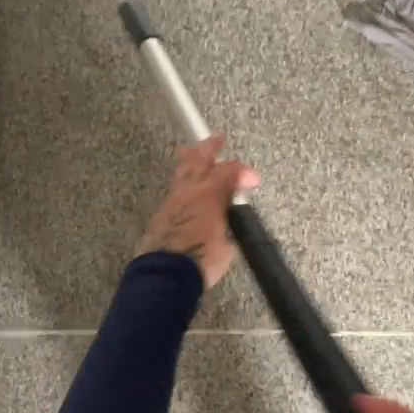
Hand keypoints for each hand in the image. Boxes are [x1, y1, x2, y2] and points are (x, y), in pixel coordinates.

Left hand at [136, 134, 259, 288]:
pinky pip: (174, 192)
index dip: (242, 172)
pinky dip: (183, 186)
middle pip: (197, 160)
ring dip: (191, 162)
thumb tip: (226, 228)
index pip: (228, 172)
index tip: (253, 179)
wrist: (166, 274)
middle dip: (209, 147)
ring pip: (181, 173)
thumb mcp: (226, 245)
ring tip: (194, 154)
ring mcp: (171, 202)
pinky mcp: (160, 216)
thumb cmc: (201, 259)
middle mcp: (188, 192)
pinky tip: (187, 191)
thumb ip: (227, 229)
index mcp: (209, 195)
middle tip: (216, 138)